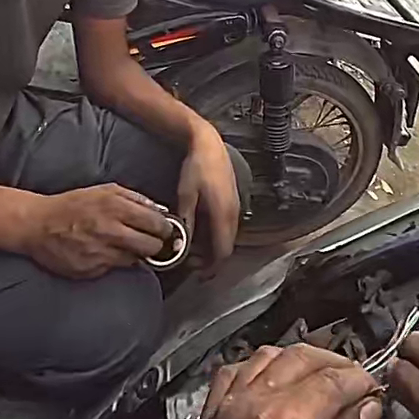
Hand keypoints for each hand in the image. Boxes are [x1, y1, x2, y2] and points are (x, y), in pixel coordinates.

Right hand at [20, 184, 171, 278]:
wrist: (38, 224)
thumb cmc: (72, 205)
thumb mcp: (105, 190)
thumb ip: (134, 198)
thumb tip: (159, 210)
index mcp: (115, 207)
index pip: (155, 223)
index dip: (165, 228)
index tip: (165, 230)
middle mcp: (110, 231)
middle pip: (151, 246)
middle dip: (155, 244)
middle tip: (150, 240)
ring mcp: (100, 253)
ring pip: (135, 260)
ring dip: (135, 253)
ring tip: (124, 244)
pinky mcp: (91, 270)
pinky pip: (114, 268)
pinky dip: (115, 261)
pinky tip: (104, 251)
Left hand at [170, 345, 381, 418]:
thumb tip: (361, 410)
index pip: (326, 384)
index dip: (357, 381)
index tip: (375, 388)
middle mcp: (240, 408)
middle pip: (295, 360)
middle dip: (333, 365)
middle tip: (358, 381)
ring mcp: (218, 413)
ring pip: (263, 358)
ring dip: (297, 360)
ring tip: (325, 379)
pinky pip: (231, 375)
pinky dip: (258, 368)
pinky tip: (274, 381)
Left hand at [177, 125, 240, 264]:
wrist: (209, 144)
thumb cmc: (196, 167)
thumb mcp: (186, 194)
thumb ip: (186, 221)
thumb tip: (182, 245)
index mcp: (223, 214)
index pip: (223, 251)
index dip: (212, 267)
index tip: (199, 274)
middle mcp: (234, 213)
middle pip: (227, 247)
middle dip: (211, 259)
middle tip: (192, 262)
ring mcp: (236, 206)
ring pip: (228, 237)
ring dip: (214, 247)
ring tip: (194, 248)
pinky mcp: (234, 200)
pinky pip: (229, 225)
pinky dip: (218, 234)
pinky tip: (202, 231)